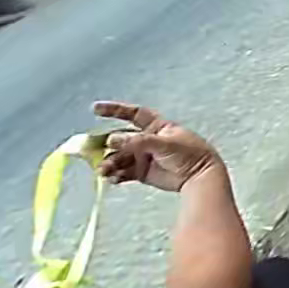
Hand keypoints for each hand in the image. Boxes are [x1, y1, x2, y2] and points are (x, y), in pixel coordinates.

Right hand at [93, 101, 222, 192]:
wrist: (198, 176)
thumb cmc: (188, 153)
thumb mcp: (165, 143)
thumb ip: (138, 141)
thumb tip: (111, 139)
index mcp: (156, 127)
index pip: (133, 114)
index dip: (115, 110)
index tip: (95, 108)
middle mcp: (146, 140)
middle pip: (118, 139)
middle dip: (104, 145)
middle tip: (90, 153)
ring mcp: (142, 156)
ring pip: (117, 157)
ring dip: (107, 163)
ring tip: (105, 171)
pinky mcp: (139, 172)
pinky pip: (120, 172)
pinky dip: (114, 175)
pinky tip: (113, 179)